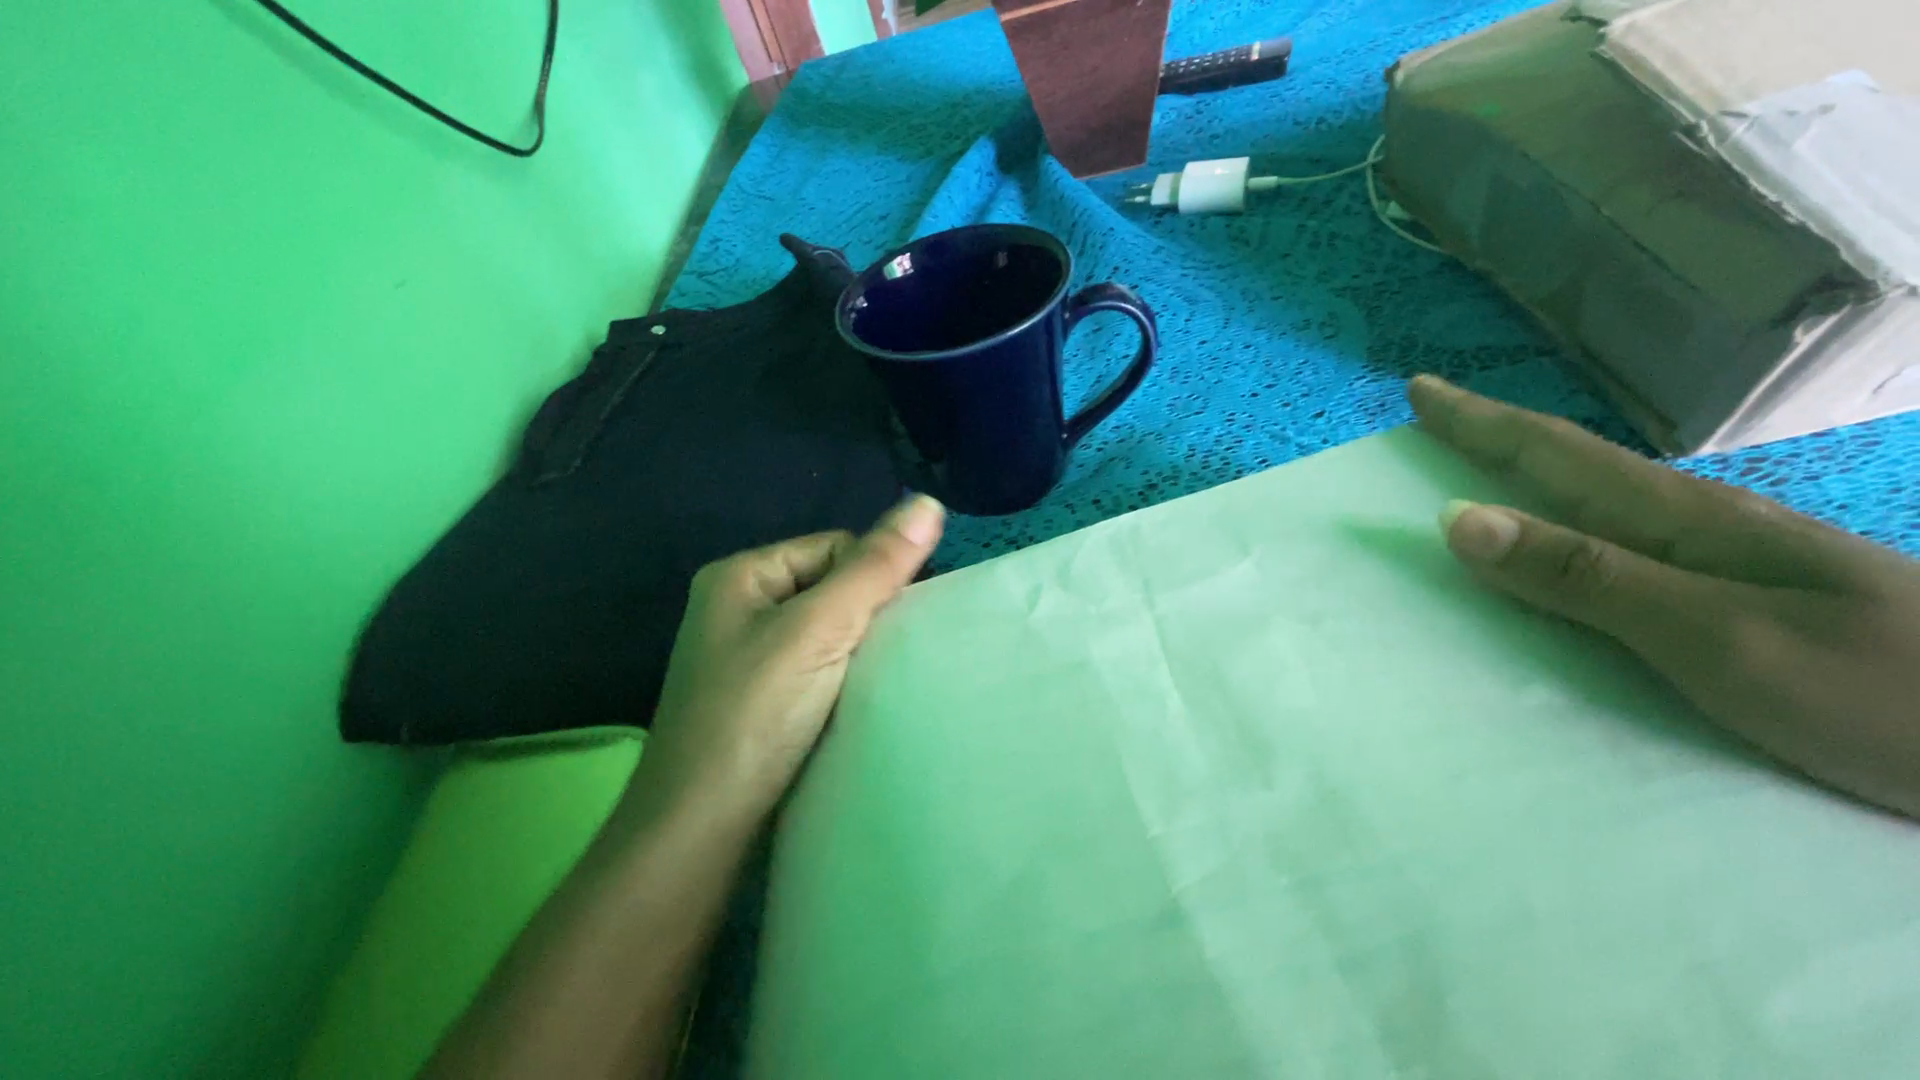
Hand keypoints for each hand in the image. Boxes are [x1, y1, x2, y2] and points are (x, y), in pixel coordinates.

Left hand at [633, 495, 944, 827]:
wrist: (698, 829)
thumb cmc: (754, 716)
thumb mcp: (817, 630)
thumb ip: (874, 569)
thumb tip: (929, 502)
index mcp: (741, 576)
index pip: (835, 548)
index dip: (876, 577)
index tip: (906, 621)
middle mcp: (739, 611)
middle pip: (832, 591)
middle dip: (870, 618)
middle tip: (903, 654)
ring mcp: (747, 662)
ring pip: (829, 637)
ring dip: (862, 655)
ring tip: (889, 682)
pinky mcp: (761, 706)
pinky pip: (818, 674)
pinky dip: (846, 685)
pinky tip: (864, 706)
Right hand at [1410, 375, 1919, 819]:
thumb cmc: (1882, 696)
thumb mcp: (1716, 638)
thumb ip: (1585, 576)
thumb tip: (1458, 517)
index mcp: (1688, 520)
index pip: (1557, 454)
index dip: (1481, 421)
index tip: (1420, 389)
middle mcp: (1703, 528)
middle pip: (1574, 469)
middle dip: (1495, 440)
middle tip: (1435, 422)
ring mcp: (1730, 565)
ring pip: (1599, 508)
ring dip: (1530, 482)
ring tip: (1480, 476)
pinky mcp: (1743, 605)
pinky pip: (1623, 552)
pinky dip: (1567, 535)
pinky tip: (1567, 548)